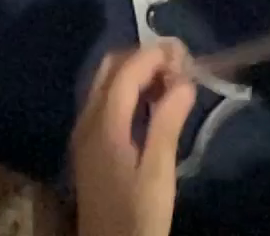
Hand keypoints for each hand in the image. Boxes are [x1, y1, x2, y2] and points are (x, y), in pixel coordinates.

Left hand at [70, 41, 196, 235]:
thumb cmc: (137, 218)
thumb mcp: (158, 174)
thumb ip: (168, 123)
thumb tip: (185, 81)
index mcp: (103, 122)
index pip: (127, 71)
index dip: (154, 55)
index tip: (184, 51)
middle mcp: (87, 118)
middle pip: (111, 68)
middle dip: (143, 58)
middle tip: (178, 65)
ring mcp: (84, 130)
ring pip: (106, 82)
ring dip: (135, 72)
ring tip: (171, 81)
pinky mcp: (88, 144)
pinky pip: (105, 99)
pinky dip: (128, 89)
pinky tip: (152, 103)